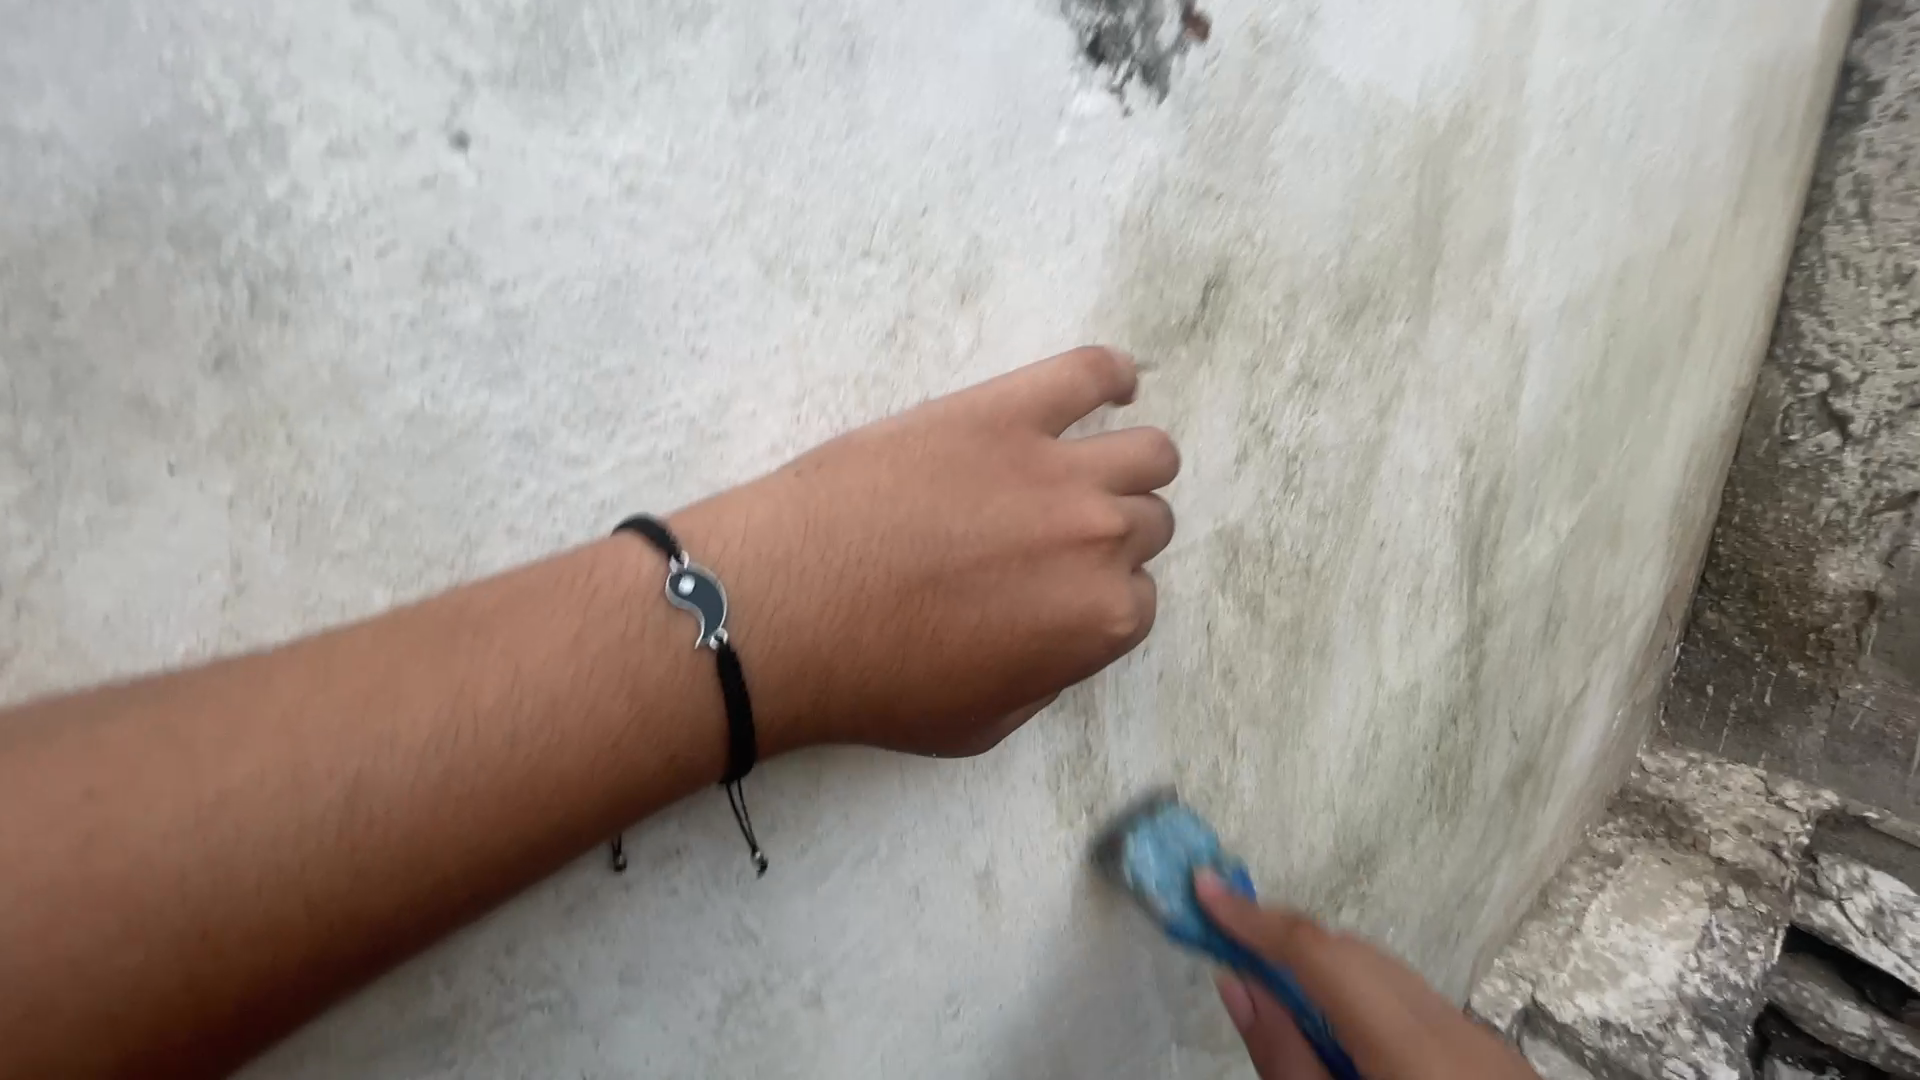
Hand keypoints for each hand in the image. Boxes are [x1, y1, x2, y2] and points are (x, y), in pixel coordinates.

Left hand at [671, 346, 1178, 757]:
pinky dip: (1111, 375)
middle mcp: (1100, 540)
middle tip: (1055, 539)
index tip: (1062, 591)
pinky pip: (1088, 372)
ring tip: (1087, 469)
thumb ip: (1051, 676)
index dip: (1099, 597)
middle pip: (1145, 523)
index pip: (1137, 599)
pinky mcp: (1002, 412)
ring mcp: (1055, 467)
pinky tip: (1110, 384)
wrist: (786, 609)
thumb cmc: (876, 681)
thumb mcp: (983, 723)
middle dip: (1113, 537)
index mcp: (1099, 621)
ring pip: (1146, 451)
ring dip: (1129, 467)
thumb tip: (1068, 633)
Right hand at [1194, 874, 1539, 1079]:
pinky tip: (1336, 1029)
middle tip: (1222, 932)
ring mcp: (1488, 1045)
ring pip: (1385, 973)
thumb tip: (1234, 980)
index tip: (1202, 886)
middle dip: (1285, 939)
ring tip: (1269, 981)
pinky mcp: (1498, 1060)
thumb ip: (1284, 1057)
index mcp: (1419, 1058)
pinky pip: (1412, 1002)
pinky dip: (1361, 996)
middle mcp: (1462, 1035)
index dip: (1256, 918)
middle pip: (1355, 955)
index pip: (1322, 956)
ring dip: (1322, 966)